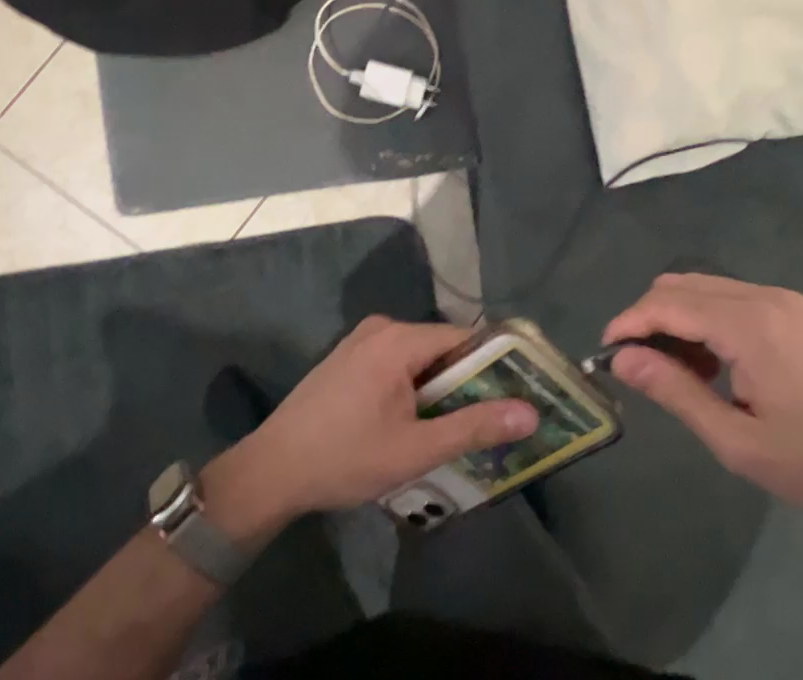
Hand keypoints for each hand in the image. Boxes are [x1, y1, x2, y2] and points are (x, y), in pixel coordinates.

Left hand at [218, 316, 538, 519]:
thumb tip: (531, 413)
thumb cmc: (345, 458)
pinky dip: (412, 390)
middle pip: (442, 349)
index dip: (494, 368)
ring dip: (438, 391)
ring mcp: (358, 343)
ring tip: (456, 430)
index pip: (465, 340)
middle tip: (488, 423)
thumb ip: (475, 427)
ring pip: (418, 360)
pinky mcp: (345, 362)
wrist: (270, 473)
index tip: (515, 398)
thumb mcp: (417, 449)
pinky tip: (414, 425)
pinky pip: (395, 366)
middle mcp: (379, 329)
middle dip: (466, 384)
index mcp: (398, 339)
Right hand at [602, 274, 802, 533]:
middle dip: (649, 318)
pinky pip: (736, 298)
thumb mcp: (738, 441)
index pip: (667, 303)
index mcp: (750, 325)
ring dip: (679, 320)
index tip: (604, 354)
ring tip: (681, 376)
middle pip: (683, 285)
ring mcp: (788, 300)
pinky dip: (710, 321)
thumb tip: (622, 358)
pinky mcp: (802, 311)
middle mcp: (767, 296)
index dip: (628, 323)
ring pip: (708, 288)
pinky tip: (717, 366)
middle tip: (641, 370)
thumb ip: (675, 392)